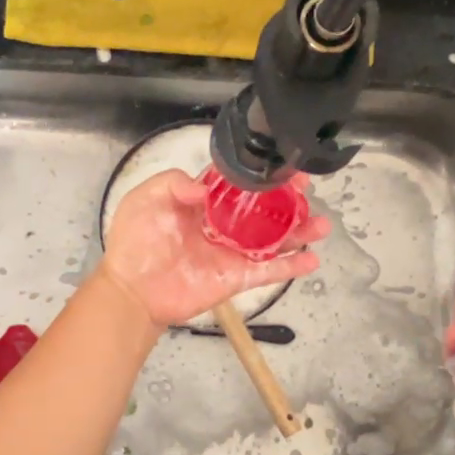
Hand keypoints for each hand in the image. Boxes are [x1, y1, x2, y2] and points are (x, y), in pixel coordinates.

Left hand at [101, 170, 329, 327]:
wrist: (132, 289)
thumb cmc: (136, 242)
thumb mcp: (146, 198)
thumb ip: (175, 182)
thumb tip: (207, 187)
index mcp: (204, 203)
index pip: (240, 184)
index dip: (262, 175)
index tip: (283, 165)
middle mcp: (224, 225)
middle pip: (264, 210)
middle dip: (288, 199)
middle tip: (307, 188)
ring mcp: (232, 252)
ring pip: (273, 240)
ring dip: (299, 232)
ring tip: (322, 225)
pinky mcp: (236, 277)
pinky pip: (267, 271)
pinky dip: (290, 267)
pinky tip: (311, 260)